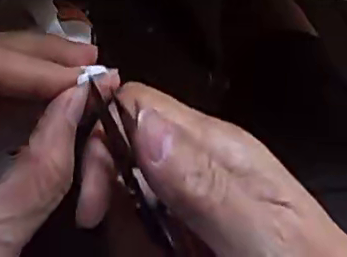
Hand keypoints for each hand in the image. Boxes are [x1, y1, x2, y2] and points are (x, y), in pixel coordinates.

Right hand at [76, 82, 346, 256]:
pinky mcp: (195, 228)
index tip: (90, 197)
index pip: (141, 105)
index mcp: (215, 142)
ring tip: (156, 255)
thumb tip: (142, 119)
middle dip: (109, 191)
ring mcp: (197, 196)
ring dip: (127, 229)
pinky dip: (142, 245)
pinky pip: (150, 227)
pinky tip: (159, 256)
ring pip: (133, 193)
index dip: (104, 136)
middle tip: (115, 235)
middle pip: (128, 149)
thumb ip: (201, 179)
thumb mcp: (256, 226)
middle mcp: (201, 159)